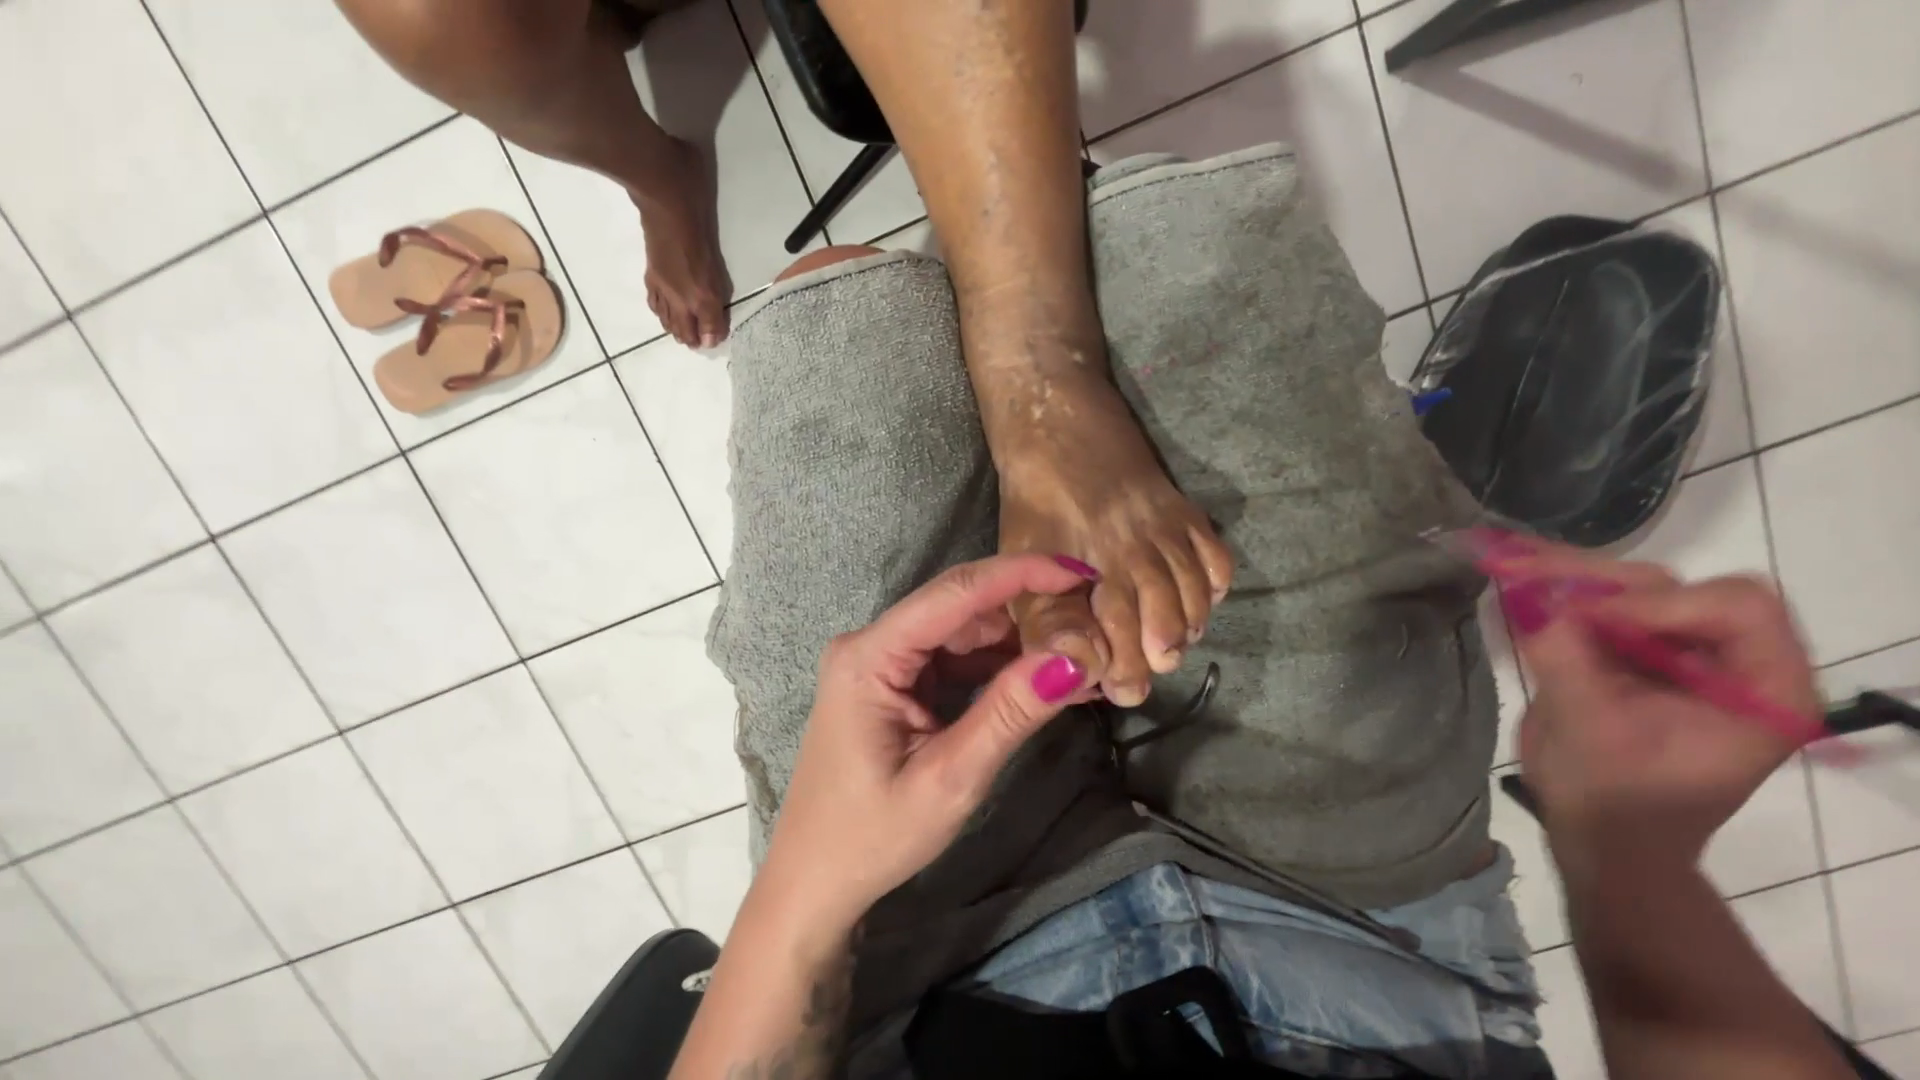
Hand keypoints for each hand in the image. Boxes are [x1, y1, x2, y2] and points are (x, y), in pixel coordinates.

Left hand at [756, 554, 1092, 927]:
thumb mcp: (950, 778)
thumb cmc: (873, 836)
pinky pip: (953, 660)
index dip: (1021, 573)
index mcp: (870, 656)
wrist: (817, 882)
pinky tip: (1044, 678)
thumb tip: (1074, 659)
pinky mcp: (894, 686)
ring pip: (962, 633)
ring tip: (1082, 653)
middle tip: (1094, 621)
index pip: (955, 593)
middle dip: (1028, 610)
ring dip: (1019, 642)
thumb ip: (1009, 713)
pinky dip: (998, 668)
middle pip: (960, 608)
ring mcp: (881, 664)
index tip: (1083, 571)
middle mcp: (871, 645)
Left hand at [996, 368, 1233, 706]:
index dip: (1127, 673)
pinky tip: (1194, 601)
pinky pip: (1217, 559)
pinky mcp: (1187, 511)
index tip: (1122, 690)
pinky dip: (1212, 588)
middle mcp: (1144, 551)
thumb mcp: (1023, 564)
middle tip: (1144, 667)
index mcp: (1099, 567)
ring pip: (1196, 597)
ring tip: (1168, 643)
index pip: (1127, 639)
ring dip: (1185, 628)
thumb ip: (1047, 620)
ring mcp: (1171, 529)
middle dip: (1157, 657)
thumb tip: (1077, 666)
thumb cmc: (1034, 504)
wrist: (1058, 428)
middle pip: (1169, 624)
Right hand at [1506, 547, 1819, 879]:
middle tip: (1526, 574)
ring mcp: (1681, 653)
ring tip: (1510, 567)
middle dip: (1598, 584)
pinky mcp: (1636, 652)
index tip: (1589, 621)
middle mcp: (1733, 660)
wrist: (1602, 840)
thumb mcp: (1593, 738)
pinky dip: (1558, 588)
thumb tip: (1534, 600)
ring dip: (1570, 577)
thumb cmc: (1616, 804)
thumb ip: (1570, 665)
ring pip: (1631, 588)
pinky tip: (1515, 575)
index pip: (1736, 609)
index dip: (1661, 605)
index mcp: (1763, 689)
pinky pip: (1603, 604)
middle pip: (1673, 589)